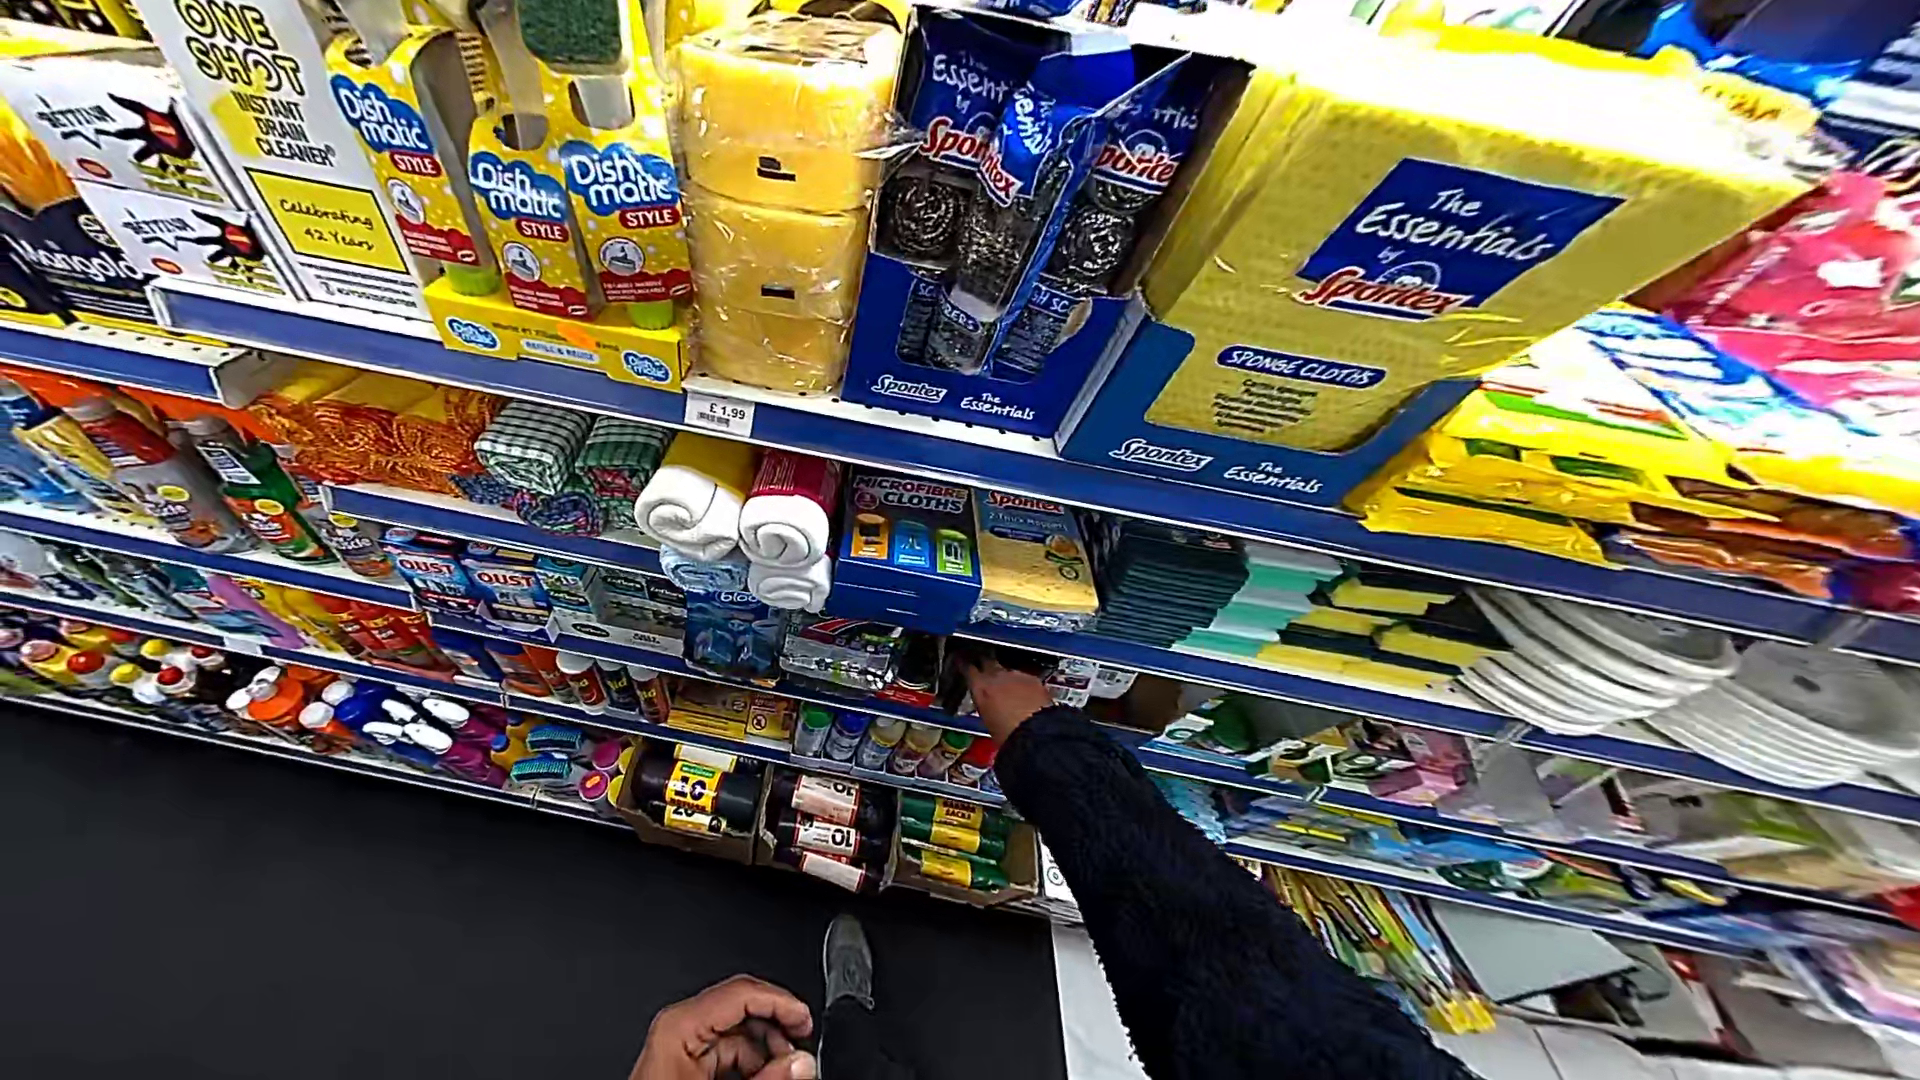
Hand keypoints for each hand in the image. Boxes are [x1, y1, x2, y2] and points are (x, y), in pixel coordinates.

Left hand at [630, 975, 815, 1079]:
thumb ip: (766, 1078)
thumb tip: (800, 1063)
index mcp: (680, 1025)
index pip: (743, 992)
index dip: (781, 1003)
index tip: (804, 1020)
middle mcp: (679, 1026)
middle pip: (742, 1008)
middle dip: (775, 1027)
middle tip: (800, 1045)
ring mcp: (680, 1044)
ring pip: (737, 1030)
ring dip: (765, 1047)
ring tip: (785, 1068)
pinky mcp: (684, 1064)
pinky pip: (725, 1050)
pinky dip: (749, 1062)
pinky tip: (765, 1075)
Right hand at [961, 657, 1055, 742]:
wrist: (1034, 732)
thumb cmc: (1006, 734)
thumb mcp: (986, 720)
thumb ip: (985, 704)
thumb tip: (988, 704)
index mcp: (979, 687)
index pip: (968, 668)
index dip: (967, 666)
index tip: (966, 665)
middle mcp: (996, 675)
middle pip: (988, 661)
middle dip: (986, 664)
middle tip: (987, 671)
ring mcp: (1015, 675)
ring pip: (1008, 671)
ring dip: (1007, 679)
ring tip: (1011, 692)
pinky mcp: (1033, 678)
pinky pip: (1025, 678)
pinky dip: (1024, 685)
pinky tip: (1027, 696)